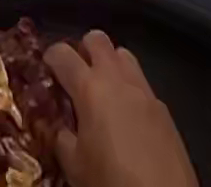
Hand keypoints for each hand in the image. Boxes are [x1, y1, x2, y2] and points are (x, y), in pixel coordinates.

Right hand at [44, 31, 196, 186]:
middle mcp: (117, 79)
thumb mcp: (75, 167)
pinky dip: (129, 89)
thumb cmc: (112, 182)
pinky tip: (127, 117)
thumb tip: (59, 127)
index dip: (50, 56)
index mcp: (90, 88)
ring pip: (123, 55)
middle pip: (97, 39)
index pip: (62, 53)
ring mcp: (144, 90)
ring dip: (110, 64)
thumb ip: (62, 138)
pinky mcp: (164, 108)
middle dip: (83, 50)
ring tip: (103, 92)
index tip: (46, 67)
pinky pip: (142, 83)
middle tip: (77, 74)